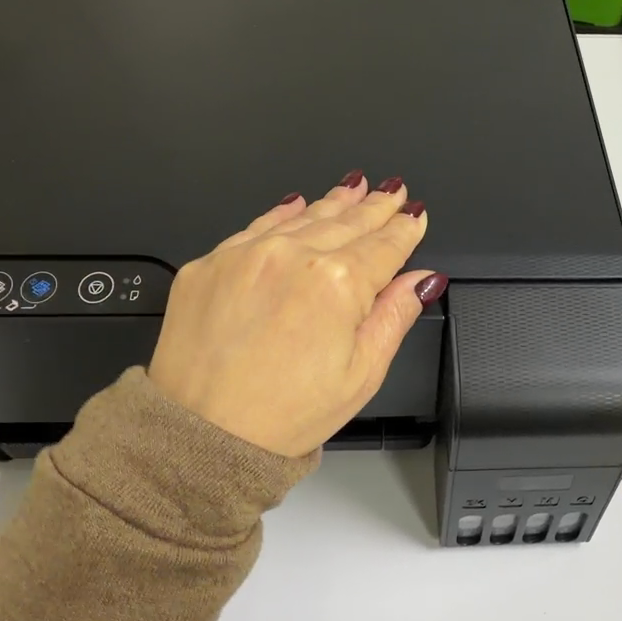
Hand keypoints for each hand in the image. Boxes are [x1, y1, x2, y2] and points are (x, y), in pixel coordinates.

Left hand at [145, 173, 445, 456]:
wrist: (198, 435)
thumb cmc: (281, 415)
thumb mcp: (362, 374)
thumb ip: (395, 315)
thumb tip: (422, 280)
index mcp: (339, 284)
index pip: (385, 245)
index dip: (404, 228)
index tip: (414, 215)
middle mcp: (293, 257)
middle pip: (348, 222)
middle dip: (375, 206)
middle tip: (392, 191)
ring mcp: (248, 255)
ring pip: (304, 216)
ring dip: (335, 201)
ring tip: (356, 186)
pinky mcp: (211, 263)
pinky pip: (256, 225)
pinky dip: (283, 213)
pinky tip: (299, 203)